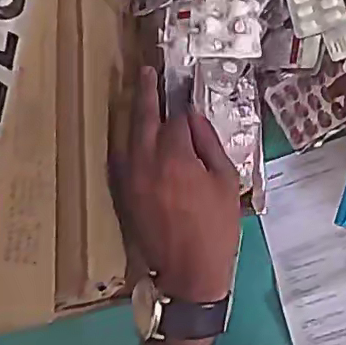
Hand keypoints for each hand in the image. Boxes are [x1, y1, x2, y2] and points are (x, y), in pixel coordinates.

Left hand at [114, 66, 242, 302]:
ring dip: (133, 114)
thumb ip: (209, 144)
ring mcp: (131, 178)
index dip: (183, 104)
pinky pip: (120, 158)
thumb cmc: (216, 227)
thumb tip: (194, 118)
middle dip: (146, 93)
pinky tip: (131, 133)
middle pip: (143, 118)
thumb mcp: (225, 181)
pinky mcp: (124, 193)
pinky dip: (126, 141)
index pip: (177, 119)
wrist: (190, 272)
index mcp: (176, 158)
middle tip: (147, 73)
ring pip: (127, 136)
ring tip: (138, 94)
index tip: (187, 92)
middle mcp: (147, 162)